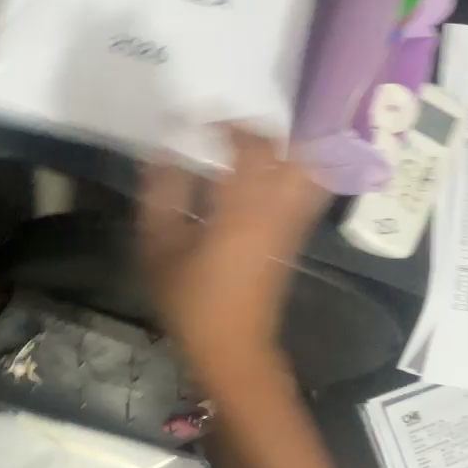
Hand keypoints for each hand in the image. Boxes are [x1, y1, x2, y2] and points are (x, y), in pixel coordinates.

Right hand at [139, 129, 329, 382]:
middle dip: (263, 132)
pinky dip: (289, 170)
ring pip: (309, 169)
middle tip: (227, 131)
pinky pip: (304, 190)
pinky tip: (256, 175)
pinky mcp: (293, 237)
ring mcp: (291, 224)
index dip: (227, 123)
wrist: (232, 348)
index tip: (197, 120)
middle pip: (293, 151)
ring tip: (246, 148)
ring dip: (283, 149)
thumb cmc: (190, 301)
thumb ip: (160, 195)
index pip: (252, 147)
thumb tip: (161, 154)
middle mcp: (276, 209)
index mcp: (242, 209)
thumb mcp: (158, 248)